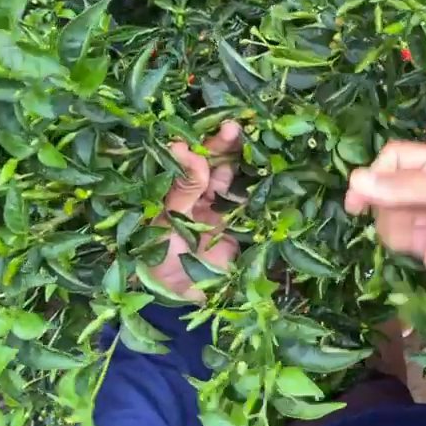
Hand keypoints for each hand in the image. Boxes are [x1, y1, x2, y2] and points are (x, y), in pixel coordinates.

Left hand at [148, 120, 241, 301]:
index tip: (209, 132)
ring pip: (231, 179)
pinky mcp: (236, 227)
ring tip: (250, 140)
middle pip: (212, 166)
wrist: (180, 298)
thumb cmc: (160, 258)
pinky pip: (247, 202)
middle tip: (235, 128)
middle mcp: (195, 198)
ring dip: (240, 161)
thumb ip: (183, 187)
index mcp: (173, 193)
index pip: (188, 162)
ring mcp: (217, 211)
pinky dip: (257, 186)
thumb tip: (187, 149)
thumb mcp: (167, 220)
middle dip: (223, 147)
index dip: (199, 146)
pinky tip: (264, 169)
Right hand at [343, 141, 425, 306]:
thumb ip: (404, 186)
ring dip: (389, 223)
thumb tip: (356, 179)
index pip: (394, 156)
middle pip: (384, 182)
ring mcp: (423, 212)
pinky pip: (392, 231)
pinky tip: (413, 247)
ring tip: (411, 236)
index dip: (376, 172)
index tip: (361, 196)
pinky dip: (395, 239)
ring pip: (384, 209)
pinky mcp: (418, 238)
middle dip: (379, 201)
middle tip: (360, 212)